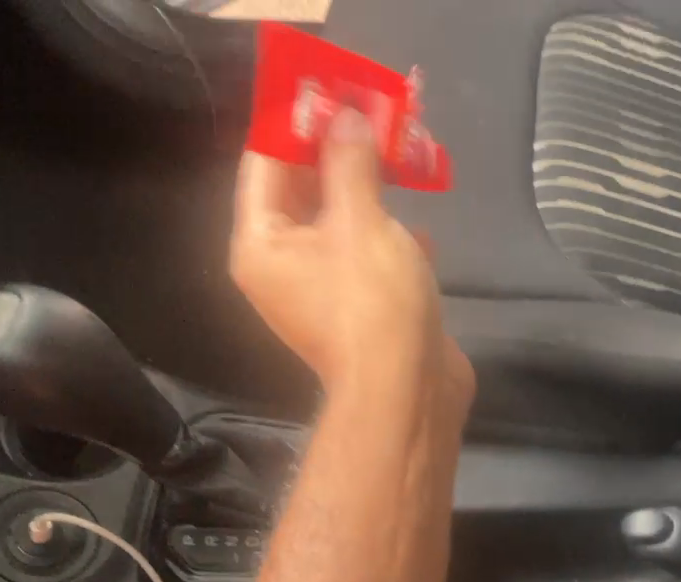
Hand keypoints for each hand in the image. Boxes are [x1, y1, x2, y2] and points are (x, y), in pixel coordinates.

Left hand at [230, 108, 473, 415]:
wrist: (409, 392)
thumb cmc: (373, 301)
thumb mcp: (361, 219)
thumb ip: (350, 162)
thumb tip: (345, 117)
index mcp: (262, 244)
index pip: (264, 163)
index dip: (296, 123)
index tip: (332, 91)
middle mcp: (282, 267)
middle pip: (301, 192)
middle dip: (338, 154)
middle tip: (373, 116)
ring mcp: (323, 292)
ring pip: (340, 223)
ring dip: (370, 191)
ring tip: (402, 154)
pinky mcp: (362, 309)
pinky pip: (367, 255)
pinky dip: (389, 234)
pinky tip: (419, 219)